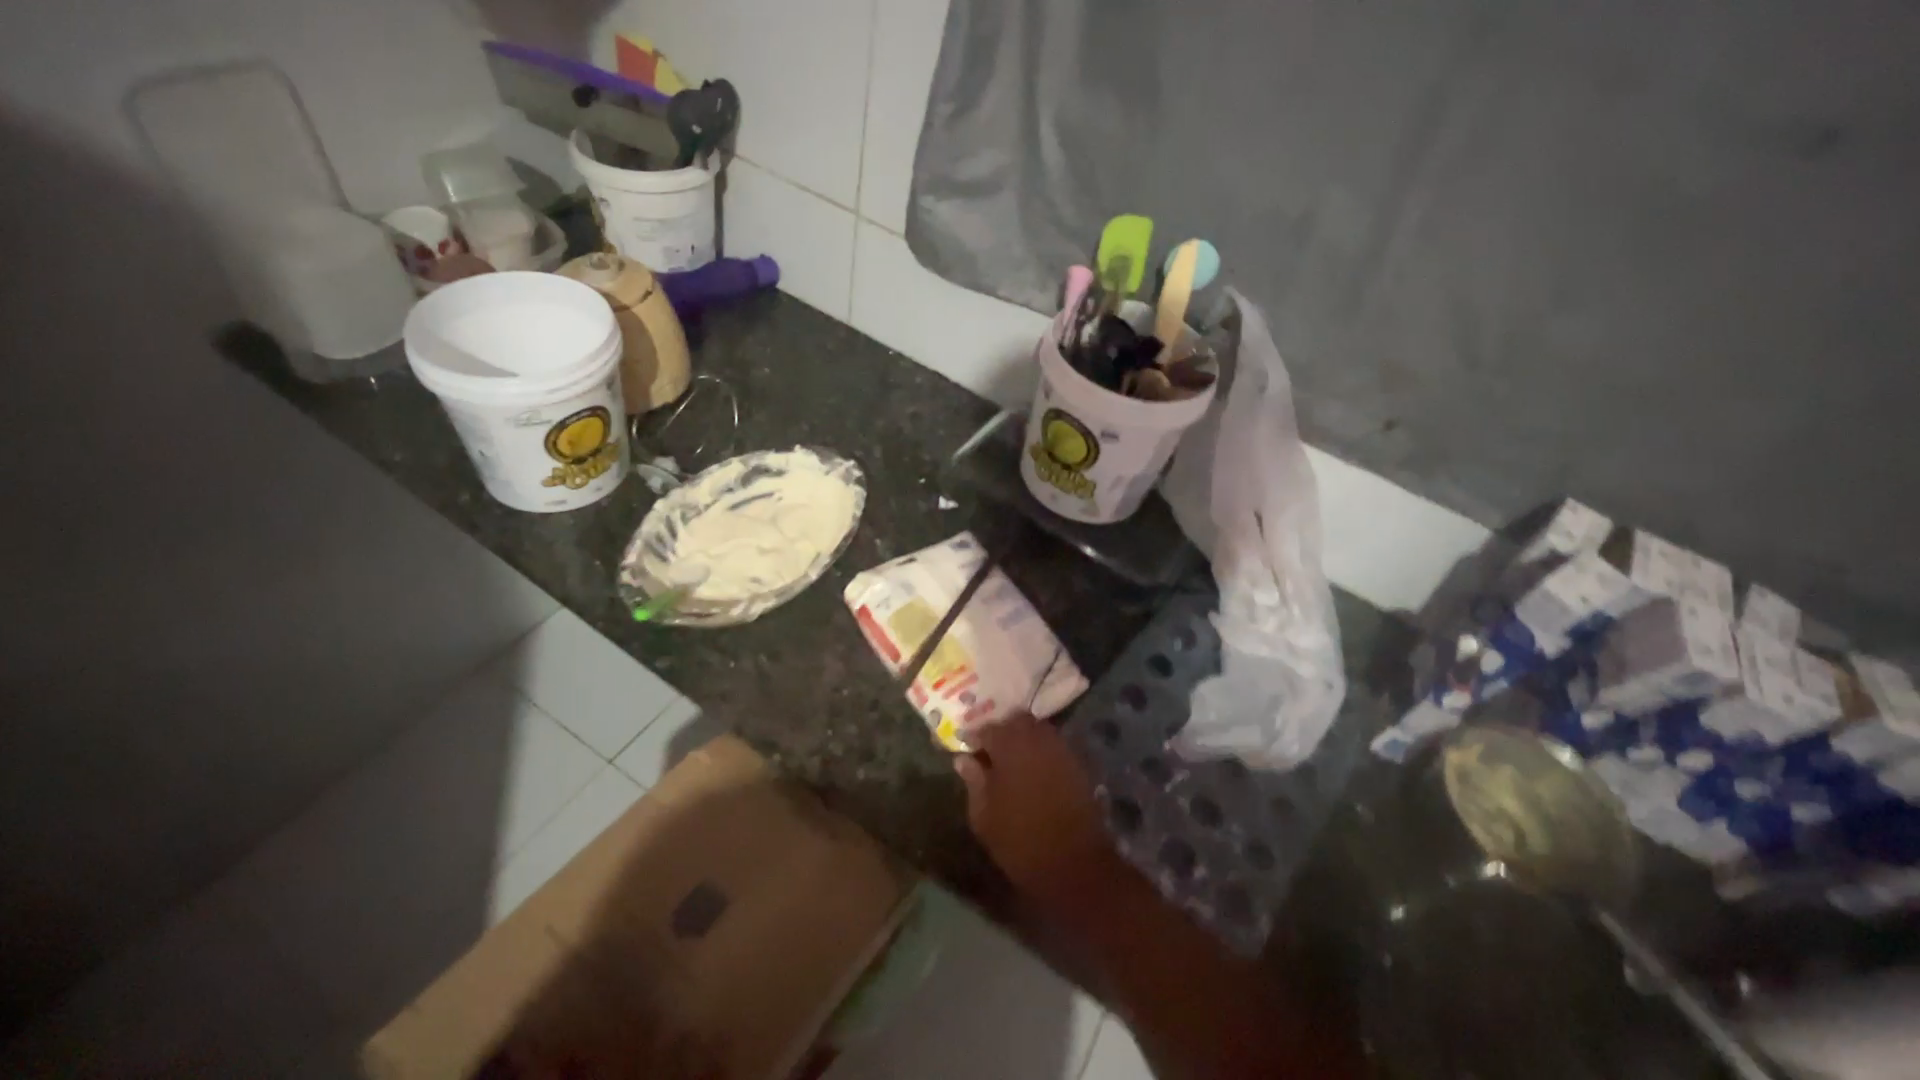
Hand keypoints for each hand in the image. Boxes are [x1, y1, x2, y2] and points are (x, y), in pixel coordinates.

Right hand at [955, 714, 1131, 911]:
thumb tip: (964, 759)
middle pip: (1017, 721)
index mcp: (1010, 746)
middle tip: (991, 752)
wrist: (1074, 863)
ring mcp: (1062, 750)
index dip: (975, 738)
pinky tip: (1034, 773)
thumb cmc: (1019, 841)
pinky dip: (1042, 753)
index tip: (966, 749)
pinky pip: (1055, 748)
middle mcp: (1038, 739)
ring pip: (1039, 731)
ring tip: (1012, 763)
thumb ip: (973, 781)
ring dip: (1024, 740)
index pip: (987, 729)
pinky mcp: (1079, 765)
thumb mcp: (984, 816)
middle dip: (1003, 731)